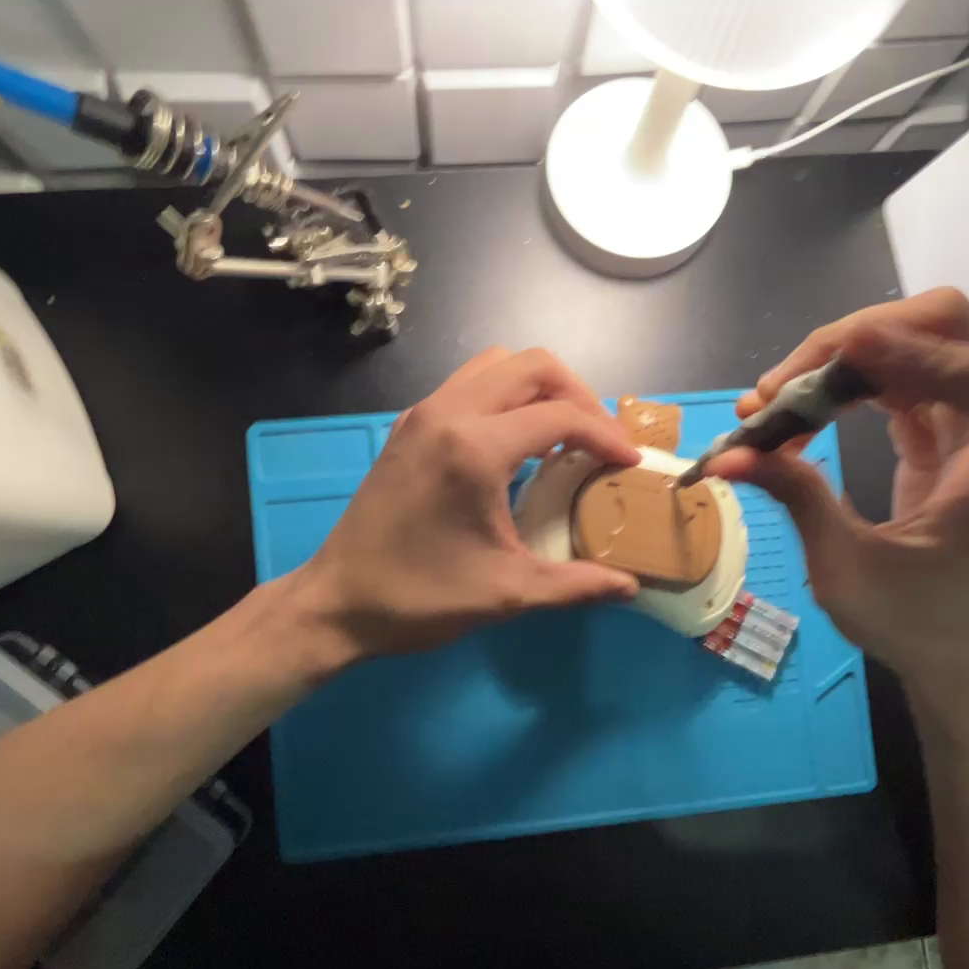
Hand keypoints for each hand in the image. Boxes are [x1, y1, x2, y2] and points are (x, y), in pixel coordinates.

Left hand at [297, 347, 642, 656]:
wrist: (337, 603)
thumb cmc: (419, 598)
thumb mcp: (506, 594)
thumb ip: (576, 584)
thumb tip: (630, 586)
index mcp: (474, 448)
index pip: (561, 416)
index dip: (606, 436)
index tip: (629, 463)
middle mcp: (448, 413)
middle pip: (532, 366)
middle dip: (579, 395)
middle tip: (600, 440)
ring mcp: (423, 414)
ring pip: (497, 365)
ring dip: (539, 389)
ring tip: (563, 435)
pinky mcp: (408, 426)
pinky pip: (469, 385)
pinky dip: (505, 398)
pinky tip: (517, 445)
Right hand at [705, 288, 968, 687]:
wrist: (952, 648)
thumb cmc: (913, 623)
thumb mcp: (845, 572)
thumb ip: (798, 501)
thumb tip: (728, 456)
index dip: (941, 356)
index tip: (851, 359)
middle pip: (955, 331)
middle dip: (861, 339)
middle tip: (782, 385)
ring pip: (918, 342)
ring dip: (838, 358)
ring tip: (770, 400)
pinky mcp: (940, 429)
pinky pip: (895, 377)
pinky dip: (841, 383)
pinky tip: (794, 410)